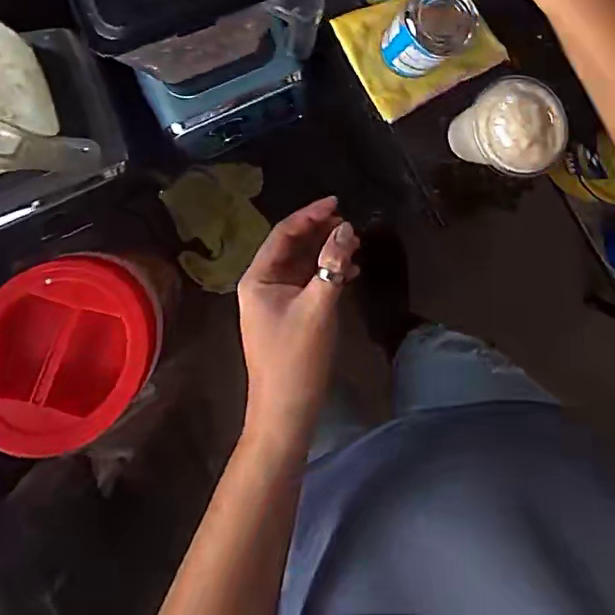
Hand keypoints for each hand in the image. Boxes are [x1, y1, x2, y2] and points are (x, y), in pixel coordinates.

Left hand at [237, 196, 360, 442]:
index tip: (337, 201)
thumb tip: (347, 228)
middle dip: (322, 232)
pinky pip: (308, 281)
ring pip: (303, 263)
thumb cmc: (297, 359)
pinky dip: (328, 272)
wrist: (286, 413)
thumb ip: (332, 265)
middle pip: (293, 245)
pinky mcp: (290, 314)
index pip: (284, 233)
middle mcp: (263, 283)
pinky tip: (351, 272)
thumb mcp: (318, 307)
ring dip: (327, 252)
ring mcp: (276, 300)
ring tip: (356, 245)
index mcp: (258, 278)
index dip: (310, 214)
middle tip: (351, 225)